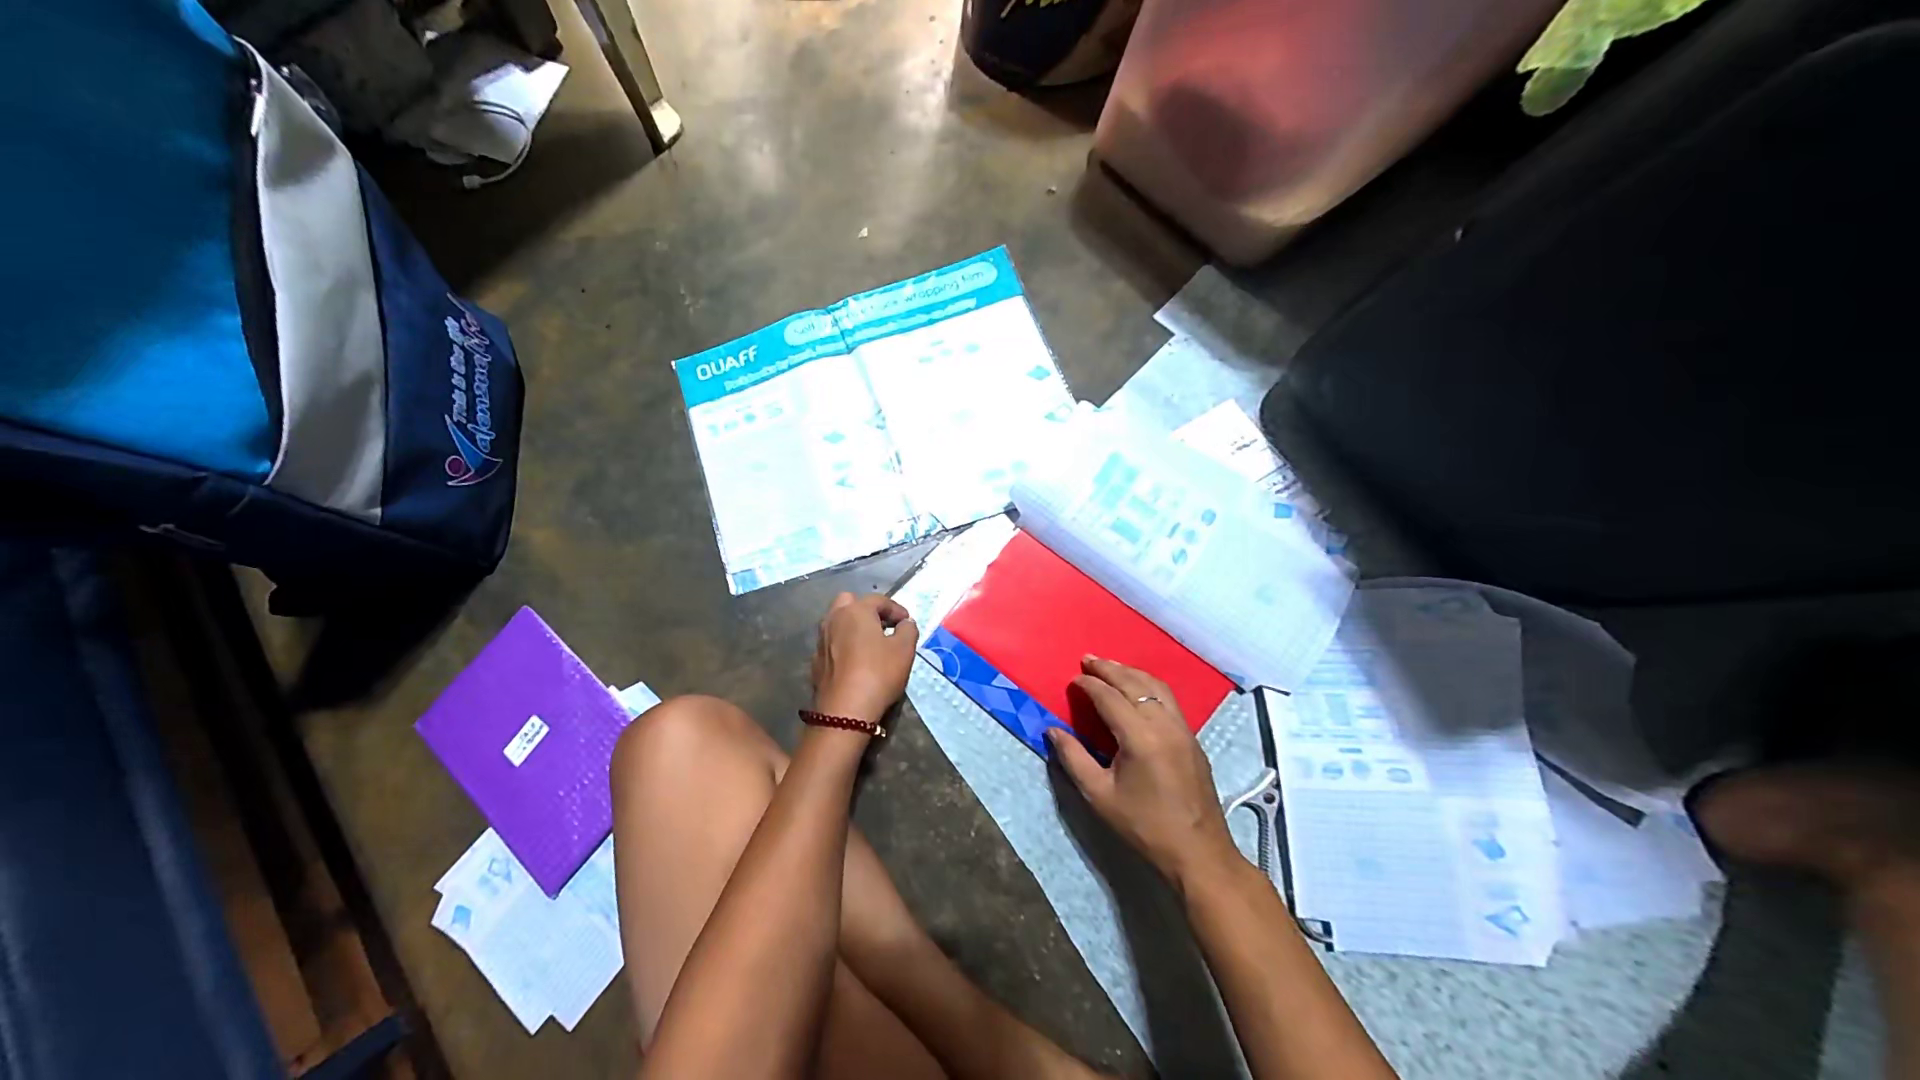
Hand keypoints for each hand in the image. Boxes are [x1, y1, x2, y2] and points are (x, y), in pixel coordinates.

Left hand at [810, 593, 917, 728]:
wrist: (845, 710)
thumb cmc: (878, 673)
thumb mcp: (904, 650)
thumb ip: (908, 630)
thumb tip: (905, 623)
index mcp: (855, 611)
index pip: (878, 600)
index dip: (896, 609)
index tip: (906, 622)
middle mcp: (833, 619)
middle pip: (849, 603)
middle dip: (866, 610)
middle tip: (883, 626)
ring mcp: (821, 640)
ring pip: (836, 623)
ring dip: (852, 627)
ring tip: (869, 643)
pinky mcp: (815, 661)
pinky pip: (831, 644)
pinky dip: (843, 645)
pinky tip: (854, 662)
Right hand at [1048, 656, 1237, 887]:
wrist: (1197, 852)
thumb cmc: (1144, 826)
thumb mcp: (1099, 795)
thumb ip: (1073, 758)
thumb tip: (1053, 730)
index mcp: (1140, 736)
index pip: (1110, 697)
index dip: (1089, 685)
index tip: (1072, 679)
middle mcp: (1164, 724)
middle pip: (1135, 683)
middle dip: (1109, 668)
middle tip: (1087, 659)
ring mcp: (1183, 729)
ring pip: (1156, 686)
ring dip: (1131, 672)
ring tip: (1110, 667)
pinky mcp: (1192, 739)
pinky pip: (1168, 699)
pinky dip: (1148, 686)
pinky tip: (1138, 690)